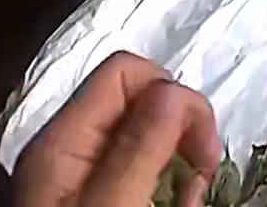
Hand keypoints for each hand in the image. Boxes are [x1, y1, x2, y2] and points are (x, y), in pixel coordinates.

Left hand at [11, 52, 220, 206]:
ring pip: (151, 134)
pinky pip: (147, 170)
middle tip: (203, 178)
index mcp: (63, 141)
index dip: (171, 92)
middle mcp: (72, 150)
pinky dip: (173, 185)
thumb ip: (139, 146)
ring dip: (183, 160)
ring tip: (193, 202)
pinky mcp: (103, 203)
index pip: (126, 72)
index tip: (200, 144)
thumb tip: (175, 88)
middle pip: (142, 98)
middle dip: (183, 127)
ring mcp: (85, 179)